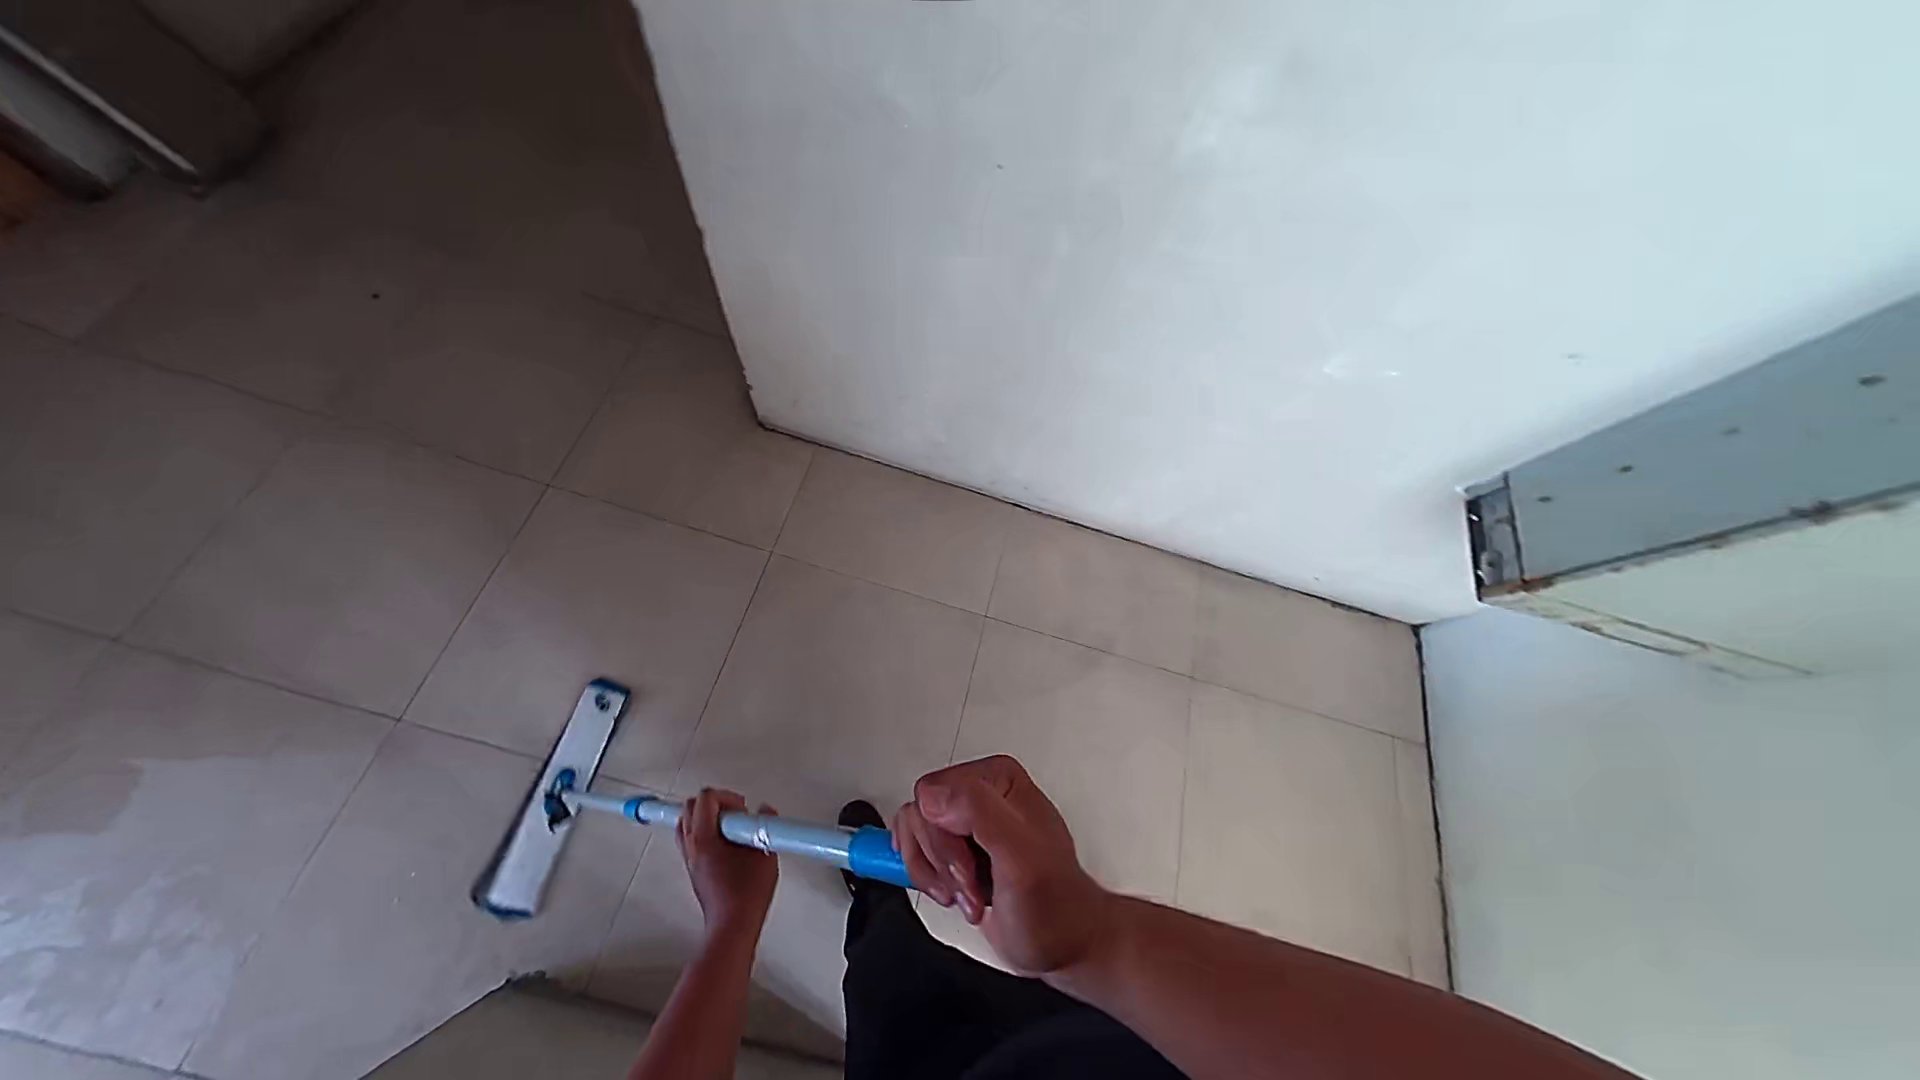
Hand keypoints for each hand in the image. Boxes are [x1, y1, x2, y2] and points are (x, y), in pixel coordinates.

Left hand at [676, 788, 777, 937]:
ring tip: (731, 827)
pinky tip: (727, 842)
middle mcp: (692, 847)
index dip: (727, 797)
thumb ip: (764, 825)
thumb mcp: (764, 853)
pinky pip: (691, 839)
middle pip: (690, 807)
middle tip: (737, 813)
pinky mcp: (694, 869)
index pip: (705, 799)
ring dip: (706, 817)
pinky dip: (705, 832)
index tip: (743, 808)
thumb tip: (765, 811)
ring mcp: (690, 859)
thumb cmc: (746, 894)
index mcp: (705, 839)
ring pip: (686, 823)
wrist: (733, 926)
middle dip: (715, 803)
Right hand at [894, 755, 1113, 976]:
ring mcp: (966, 818)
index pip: (932, 791)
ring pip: (914, 832)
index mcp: (998, 777)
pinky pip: (914, 849)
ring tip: (969, 891)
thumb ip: (979, 812)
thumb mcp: (1021, 857)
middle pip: (920, 814)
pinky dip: (929, 879)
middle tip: (971, 882)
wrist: (1060, 943)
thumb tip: (933, 795)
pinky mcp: (954, 843)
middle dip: (941, 860)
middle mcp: (981, 791)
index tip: (969, 866)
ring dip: (935, 873)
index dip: (942, 837)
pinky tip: (958, 892)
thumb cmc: (1054, 906)